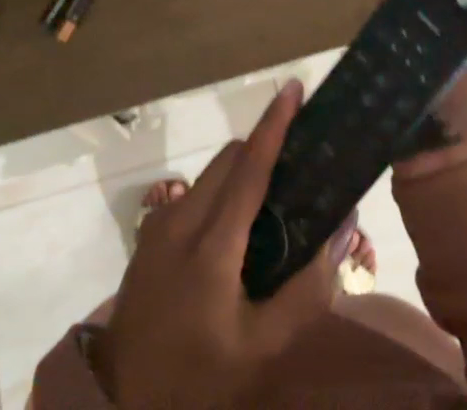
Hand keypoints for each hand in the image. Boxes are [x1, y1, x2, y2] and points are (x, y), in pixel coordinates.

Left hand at [93, 80, 340, 405]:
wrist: (125, 396)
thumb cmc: (200, 375)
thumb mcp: (264, 345)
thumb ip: (307, 288)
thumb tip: (341, 229)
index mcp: (210, 246)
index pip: (248, 168)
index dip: (273, 125)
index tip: (294, 88)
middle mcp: (180, 220)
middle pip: (229, 159)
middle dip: (265, 148)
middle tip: (305, 164)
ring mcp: (159, 224)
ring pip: (210, 174)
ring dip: (244, 172)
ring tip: (280, 201)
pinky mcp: (149, 234)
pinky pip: (195, 195)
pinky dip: (223, 192)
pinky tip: (244, 229)